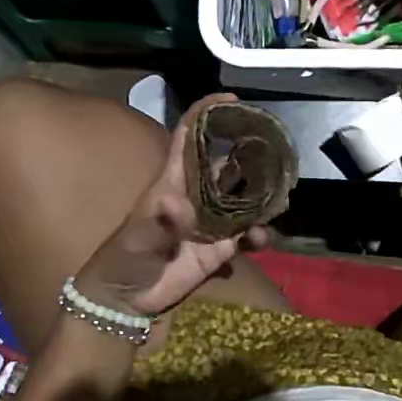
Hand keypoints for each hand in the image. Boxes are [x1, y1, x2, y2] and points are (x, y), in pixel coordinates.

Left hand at [74, 94, 269, 316]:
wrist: (127, 300)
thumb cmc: (124, 260)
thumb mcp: (137, 239)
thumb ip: (159, 223)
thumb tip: (178, 205)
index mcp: (173, 182)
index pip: (189, 139)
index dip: (207, 115)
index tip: (232, 100)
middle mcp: (196, 196)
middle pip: (226, 165)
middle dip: (250, 155)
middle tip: (276, 151)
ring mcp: (211, 221)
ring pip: (243, 199)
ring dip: (261, 197)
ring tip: (278, 199)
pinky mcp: (221, 247)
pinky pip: (247, 234)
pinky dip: (258, 234)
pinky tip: (261, 239)